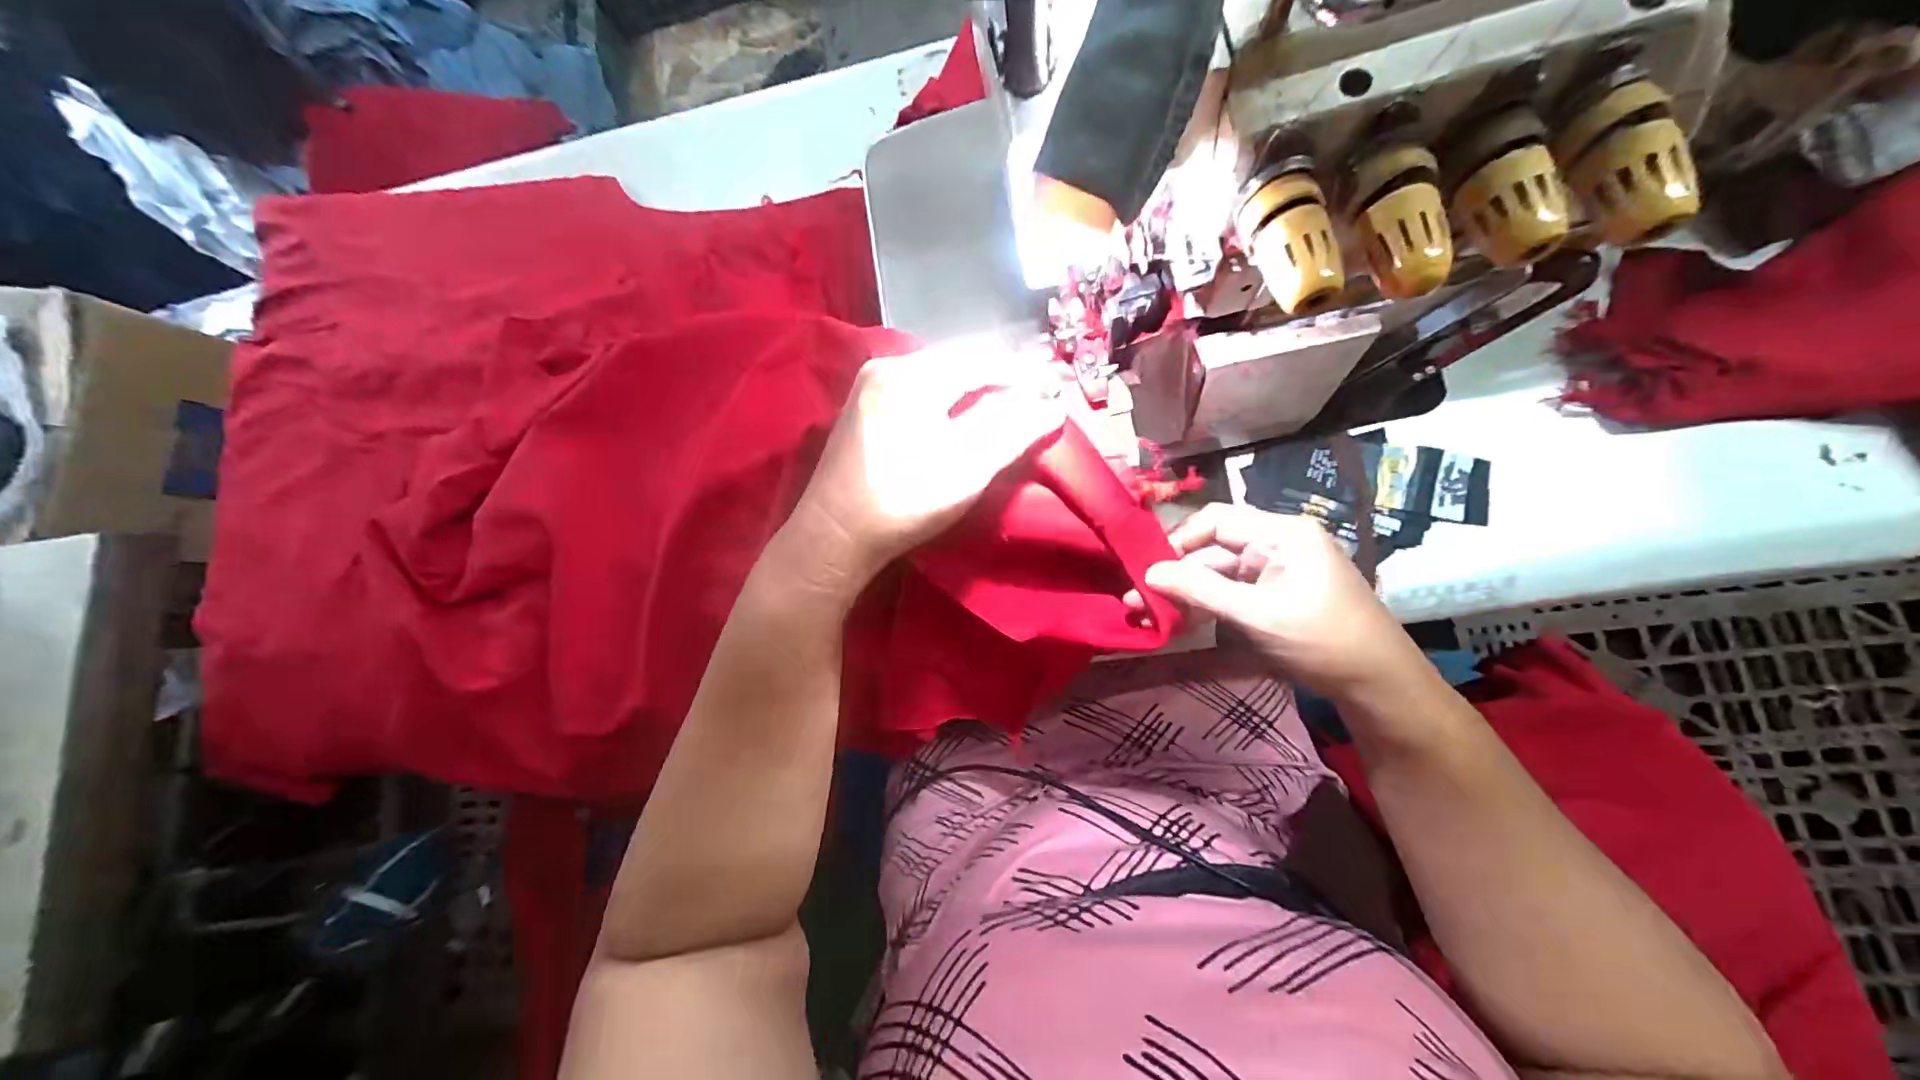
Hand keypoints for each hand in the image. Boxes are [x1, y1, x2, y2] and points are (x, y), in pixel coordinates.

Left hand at [785, 343, 1065, 595]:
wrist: (833, 536)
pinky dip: (950, 394)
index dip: (1025, 371)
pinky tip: (965, 410)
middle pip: (959, 358)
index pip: (983, 357)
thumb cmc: (904, 501)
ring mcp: (870, 384)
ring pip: (939, 371)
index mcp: (911, 374)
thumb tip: (1052, 404)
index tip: (1056, 386)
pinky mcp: (865, 407)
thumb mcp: (968, 466)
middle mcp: (887, 366)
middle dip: (1002, 373)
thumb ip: (1014, 430)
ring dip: (977, 383)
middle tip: (1039, 391)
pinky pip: (920, 386)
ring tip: (1010, 401)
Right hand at [1130, 504, 1429, 701]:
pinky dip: (1206, 605)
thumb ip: (1201, 589)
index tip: (1147, 569)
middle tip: (1138, 599)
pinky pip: (1231, 592)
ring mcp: (1277, 571)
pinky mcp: (1274, 596)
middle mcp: (1278, 544)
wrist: (1379, 685)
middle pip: (1213, 548)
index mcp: (1282, 533)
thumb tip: (1148, 572)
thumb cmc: (1322, 640)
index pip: (1216, 520)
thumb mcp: (1257, 614)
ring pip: (1218, 573)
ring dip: (1186, 592)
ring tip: (1148, 613)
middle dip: (1176, 573)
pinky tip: (1179, 621)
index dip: (1178, 541)